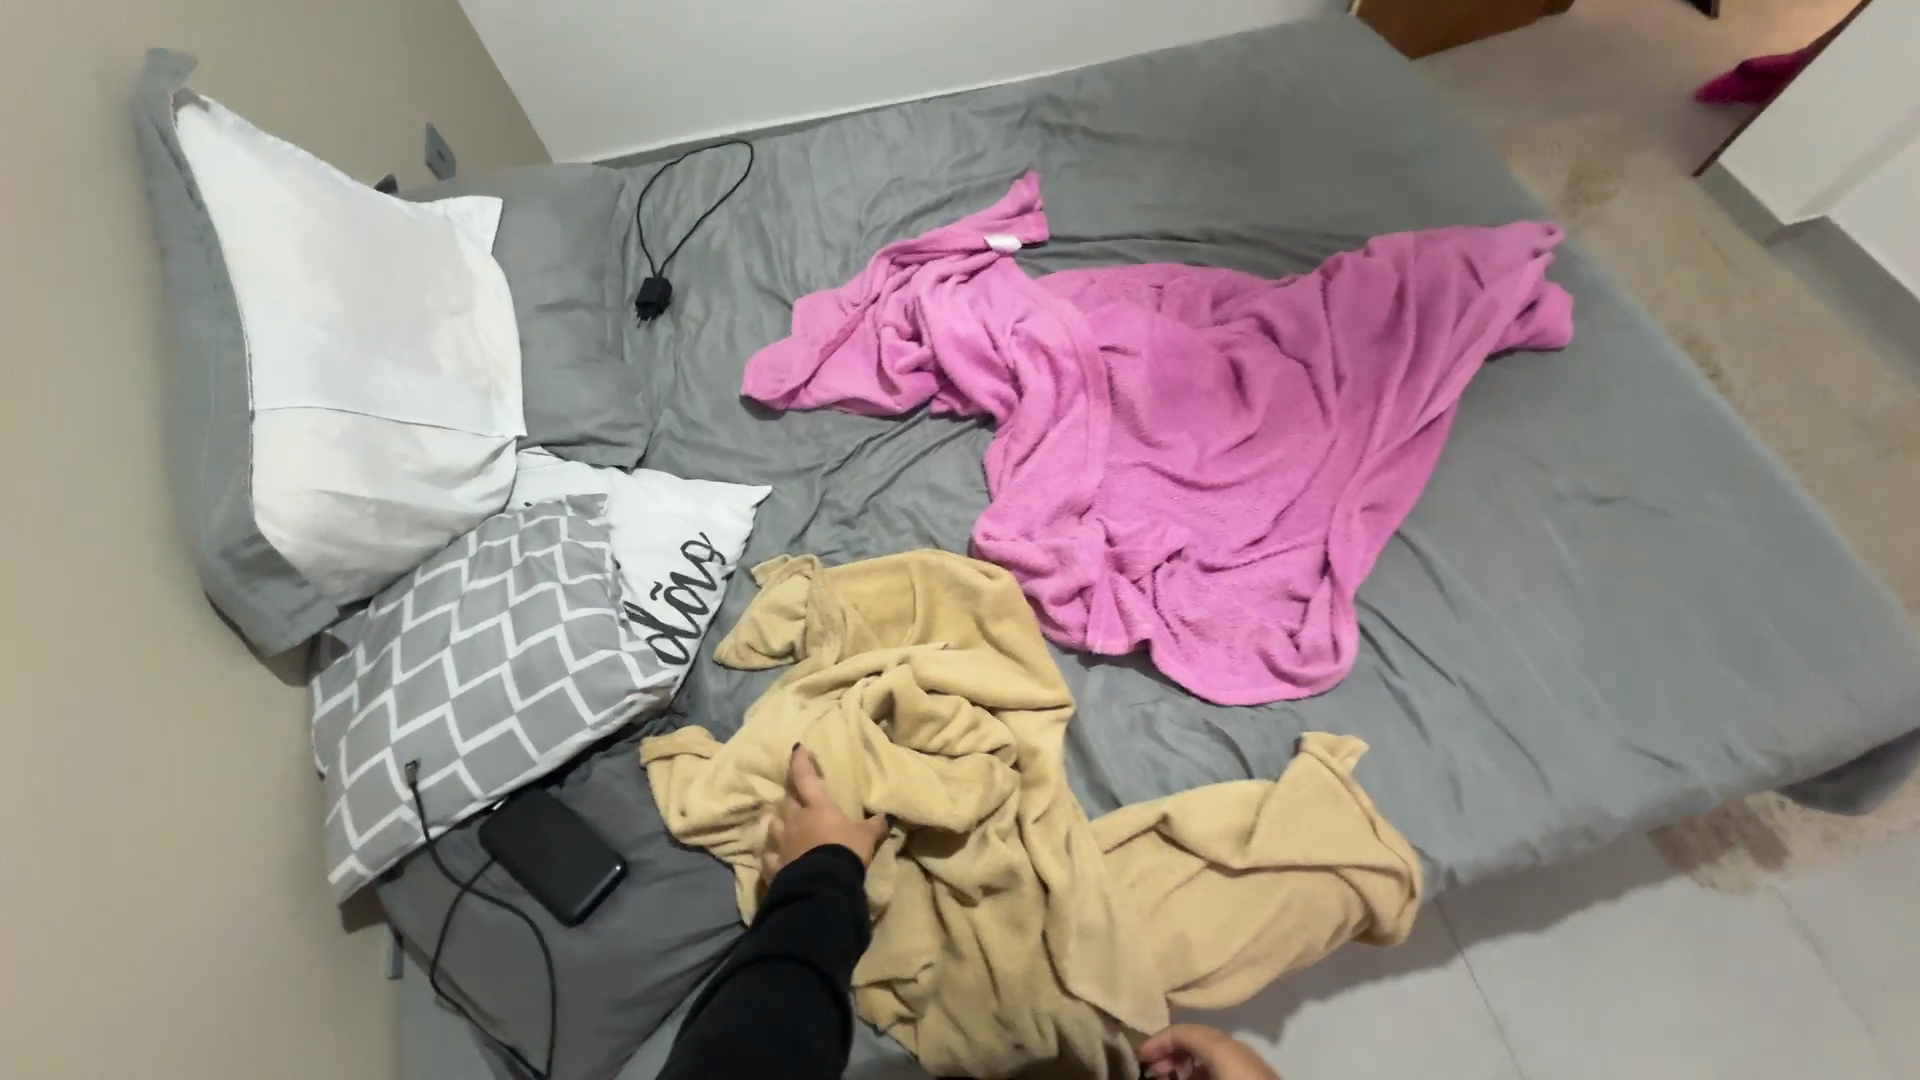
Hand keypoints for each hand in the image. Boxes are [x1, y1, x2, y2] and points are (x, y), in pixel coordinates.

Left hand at [760, 744, 889, 881]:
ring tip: (781, 822)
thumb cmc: (845, 851)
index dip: (801, 761)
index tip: (797, 748)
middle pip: (787, 800)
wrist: (824, 885)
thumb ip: (875, 826)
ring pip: (774, 825)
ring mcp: (782, 843)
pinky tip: (772, 855)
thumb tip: (887, 816)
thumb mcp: (866, 837)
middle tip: (794, 791)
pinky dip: (771, 854)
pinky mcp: (774, 866)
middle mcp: (795, 820)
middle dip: (791, 794)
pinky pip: (769, 856)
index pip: (805, 778)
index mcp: (817, 807)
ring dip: (778, 821)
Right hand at [1138, 1024, 1281, 1079]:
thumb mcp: (1201, 1079)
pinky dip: (1203, 1069)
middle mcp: (1233, 1043)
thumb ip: (1177, 1075)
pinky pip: (1222, 1062)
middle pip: (1194, 1036)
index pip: (1180, 1031)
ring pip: (1208, 1050)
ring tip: (1170, 1079)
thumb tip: (1155, 1070)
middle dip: (1170, 1051)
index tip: (1140, 1058)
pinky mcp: (1256, 1073)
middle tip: (1153, 1071)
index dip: (1156, 1042)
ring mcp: (1247, 1059)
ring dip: (1186, 1062)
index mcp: (1218, 1044)